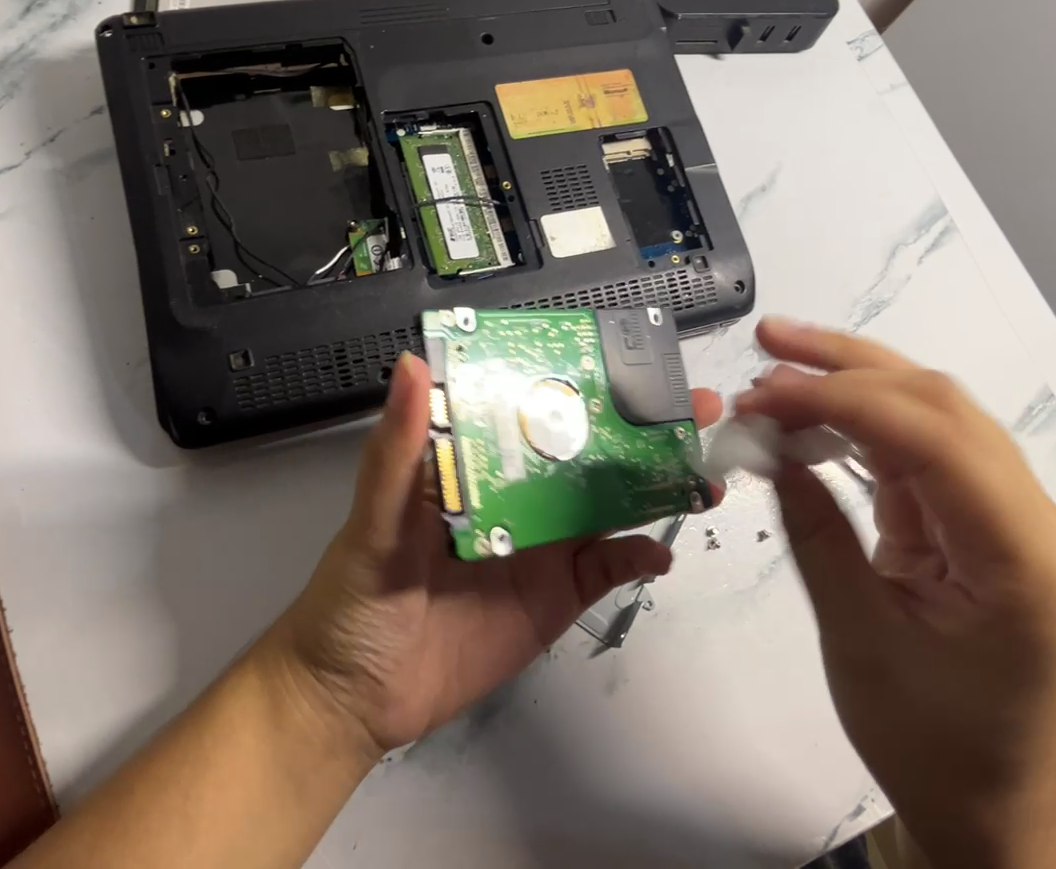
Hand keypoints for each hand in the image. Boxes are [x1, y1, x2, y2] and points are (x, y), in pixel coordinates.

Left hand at [259, 352, 721, 757]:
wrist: (357, 698)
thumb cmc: (355, 597)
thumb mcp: (373, 521)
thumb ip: (396, 451)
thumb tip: (412, 363)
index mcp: (470, 463)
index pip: (528, 408)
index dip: (576, 380)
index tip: (628, 357)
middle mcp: (512, 495)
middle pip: (581, 451)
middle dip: (637, 426)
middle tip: (692, 404)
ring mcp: (540, 546)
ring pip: (606, 504)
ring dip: (653, 484)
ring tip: (700, 468)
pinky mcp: (556, 596)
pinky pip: (607, 568)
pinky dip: (638, 556)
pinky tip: (661, 551)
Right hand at [734, 319, 1055, 866]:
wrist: (984, 799)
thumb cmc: (923, 737)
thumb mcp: (856, 636)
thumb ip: (816, 532)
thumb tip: (773, 450)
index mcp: (1026, 563)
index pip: (940, 442)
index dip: (849, 400)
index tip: (767, 389)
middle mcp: (1039, 526)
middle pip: (947, 410)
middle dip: (853, 367)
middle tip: (768, 345)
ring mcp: (1016, 522)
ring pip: (938, 420)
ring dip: (858, 384)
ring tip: (781, 362)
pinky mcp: (984, 527)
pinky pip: (926, 458)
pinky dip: (865, 430)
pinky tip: (814, 415)